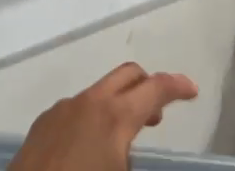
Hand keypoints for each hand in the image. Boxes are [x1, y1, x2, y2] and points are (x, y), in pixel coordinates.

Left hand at [9, 63, 200, 170]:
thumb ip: (135, 159)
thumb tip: (135, 155)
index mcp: (115, 117)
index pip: (155, 88)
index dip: (177, 86)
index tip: (192, 90)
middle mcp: (89, 103)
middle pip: (127, 75)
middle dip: (147, 86)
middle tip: (157, 116)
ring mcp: (62, 110)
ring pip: (100, 92)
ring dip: (118, 104)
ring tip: (122, 141)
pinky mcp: (42, 124)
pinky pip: (76, 109)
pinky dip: (93, 117)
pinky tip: (88, 151)